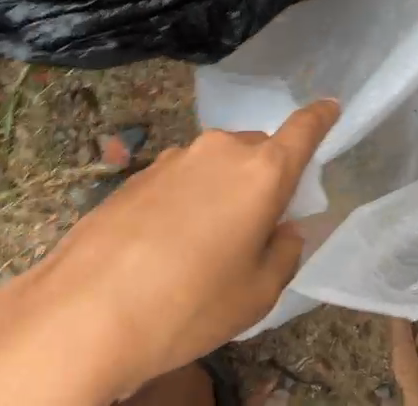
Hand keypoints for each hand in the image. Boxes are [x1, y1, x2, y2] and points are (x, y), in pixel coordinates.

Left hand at [0, 100, 340, 405]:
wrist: (86, 311)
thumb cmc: (190, 303)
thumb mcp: (257, 294)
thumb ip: (283, 252)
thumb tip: (282, 229)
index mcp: (262, 171)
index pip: (304, 129)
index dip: (321, 117)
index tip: (332, 106)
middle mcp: (221, 150)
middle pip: (258, 152)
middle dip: (265, 178)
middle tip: (257, 228)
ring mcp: (175, 158)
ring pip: (217, 165)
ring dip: (222, 191)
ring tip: (204, 248)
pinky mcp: (138, 174)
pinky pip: (181, 180)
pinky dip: (186, 202)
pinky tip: (165, 249)